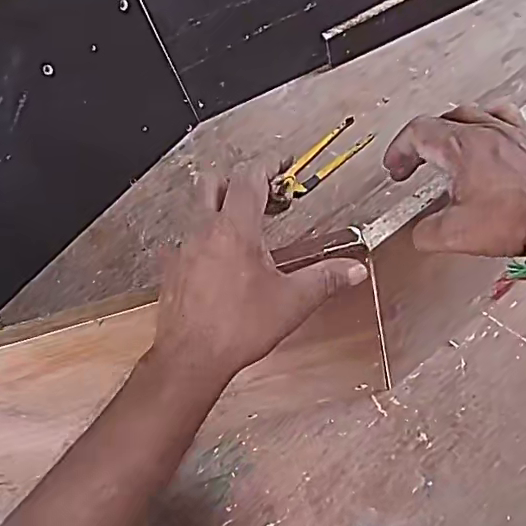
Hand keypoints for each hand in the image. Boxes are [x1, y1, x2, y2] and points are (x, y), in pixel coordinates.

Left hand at [148, 163, 368, 389]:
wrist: (190, 358)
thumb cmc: (236, 329)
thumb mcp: (291, 302)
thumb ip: (324, 280)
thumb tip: (354, 270)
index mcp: (234, 230)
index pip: (249, 178)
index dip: (270, 167)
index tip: (284, 166)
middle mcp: (203, 232)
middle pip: (214, 184)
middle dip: (238, 182)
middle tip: (263, 197)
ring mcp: (182, 251)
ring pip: (197, 212)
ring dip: (220, 211)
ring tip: (246, 233)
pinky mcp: (171, 272)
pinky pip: (187, 243)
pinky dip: (205, 241)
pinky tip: (221, 265)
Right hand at [384, 105, 525, 255]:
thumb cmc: (514, 221)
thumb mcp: (451, 235)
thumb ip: (424, 231)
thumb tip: (420, 231)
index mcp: (462, 147)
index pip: (418, 132)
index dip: (398, 150)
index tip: (394, 168)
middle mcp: (486, 132)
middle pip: (440, 121)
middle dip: (417, 144)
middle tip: (409, 166)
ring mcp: (508, 134)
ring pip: (468, 114)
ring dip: (445, 131)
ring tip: (437, 150)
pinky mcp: (523, 144)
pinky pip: (499, 117)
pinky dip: (481, 124)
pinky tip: (480, 136)